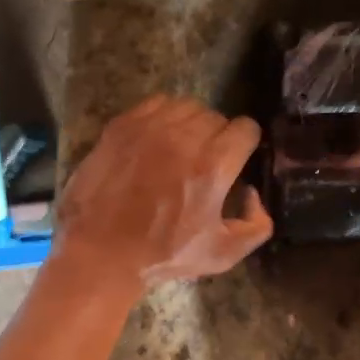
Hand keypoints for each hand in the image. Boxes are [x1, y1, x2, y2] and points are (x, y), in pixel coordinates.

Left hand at [56, 95, 273, 286]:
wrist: (102, 253)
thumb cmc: (164, 255)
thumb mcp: (223, 253)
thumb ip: (257, 225)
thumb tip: (252, 193)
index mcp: (213, 165)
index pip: (246, 128)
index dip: (245, 145)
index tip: (235, 160)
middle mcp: (184, 137)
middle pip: (216, 117)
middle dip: (217, 137)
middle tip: (204, 162)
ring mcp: (150, 128)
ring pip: (186, 106)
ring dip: (190, 124)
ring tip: (180, 148)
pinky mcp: (122, 126)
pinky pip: (155, 104)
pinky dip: (162, 117)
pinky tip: (157, 140)